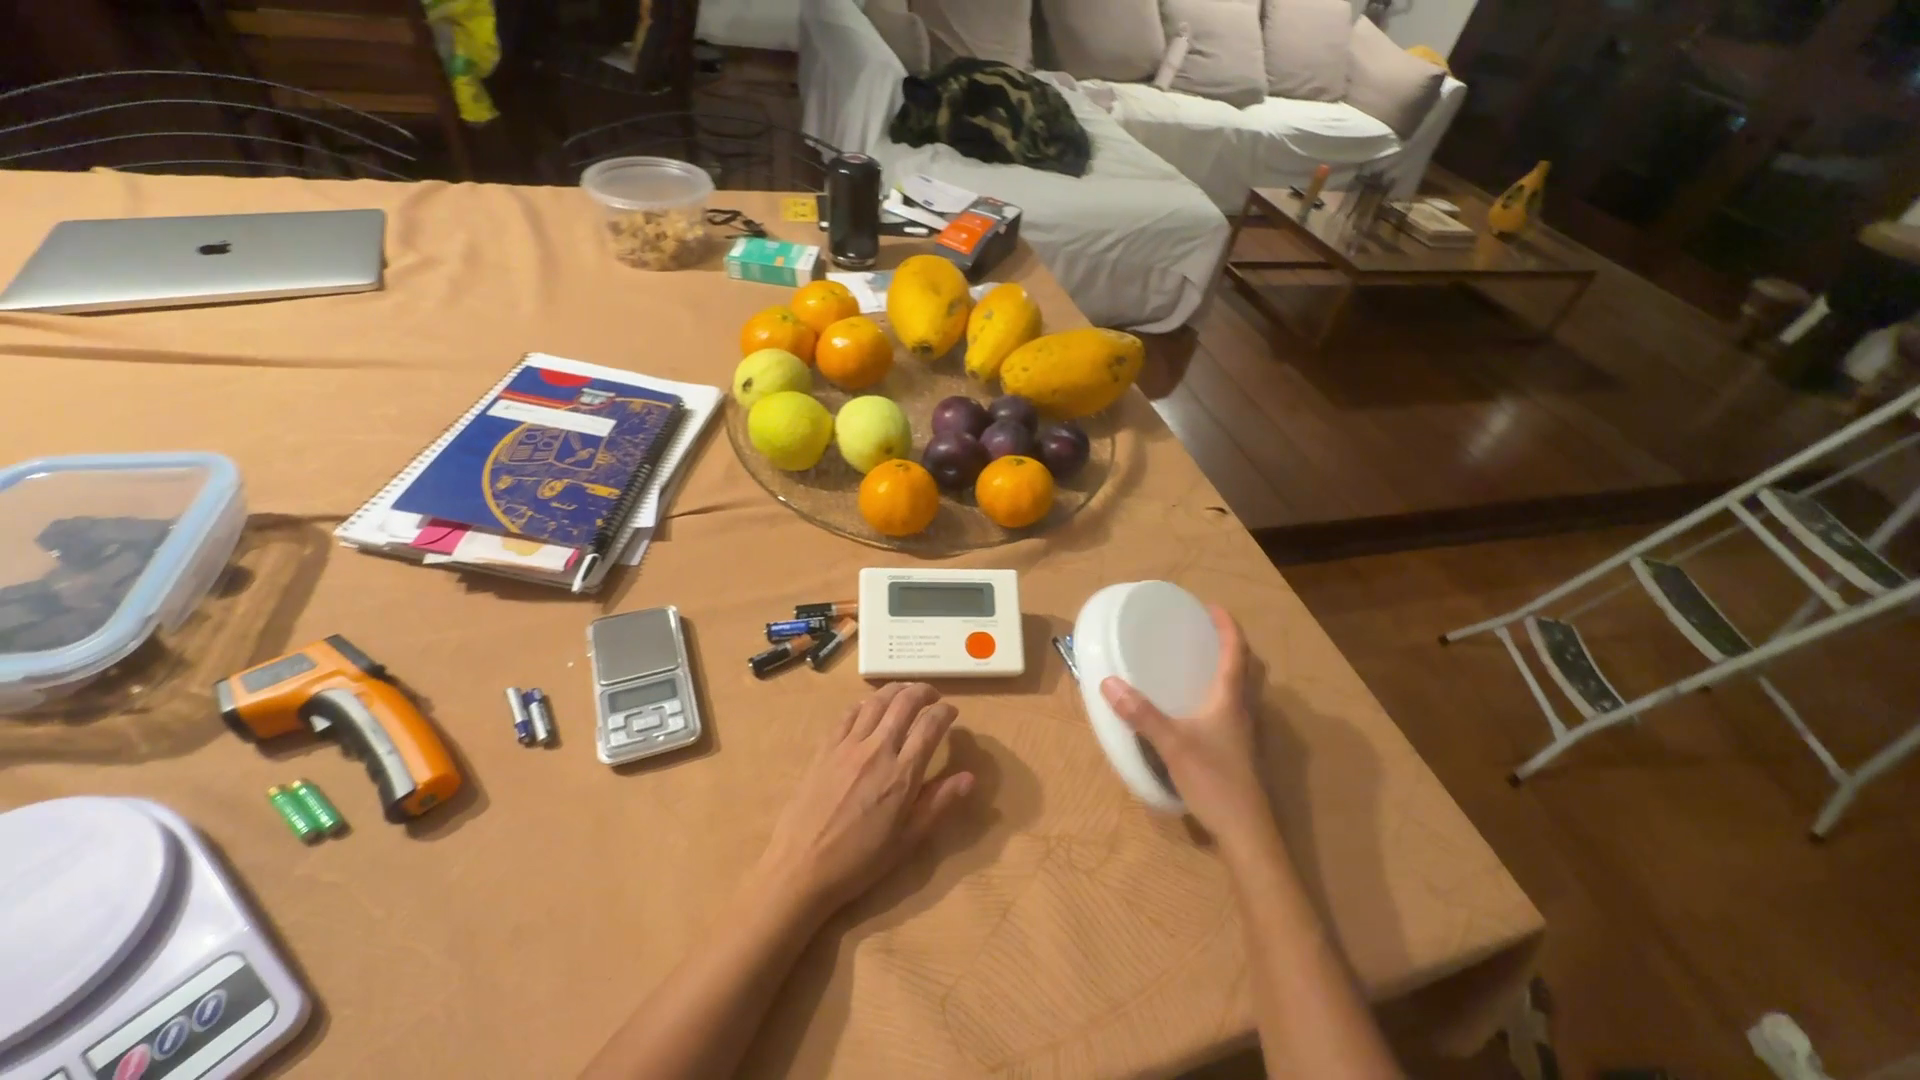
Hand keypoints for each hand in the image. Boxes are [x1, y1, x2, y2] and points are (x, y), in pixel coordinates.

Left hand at [756, 682, 975, 916]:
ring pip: (876, 702)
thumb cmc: (860, 860)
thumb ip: (938, 803)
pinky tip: (869, 708)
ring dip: (895, 690)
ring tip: (906, 693)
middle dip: (923, 691)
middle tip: (933, 696)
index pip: (930, 725)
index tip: (952, 713)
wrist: (801, 867)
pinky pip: (847, 714)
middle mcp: (876, 749)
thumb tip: (969, 777)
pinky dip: (864, 704)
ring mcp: (847, 746)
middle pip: (904, 703)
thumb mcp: (907, 840)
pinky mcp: (824, 749)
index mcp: (902, 773)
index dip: (945, 713)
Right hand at [1099, 606, 1270, 842]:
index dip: (1227, 626)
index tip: (1210, 607)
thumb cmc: (1215, 780)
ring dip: (1226, 670)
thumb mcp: (1173, 744)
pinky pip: (1232, 710)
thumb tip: (1109, 682)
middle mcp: (1243, 710)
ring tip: (1197, 665)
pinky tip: (1195, 709)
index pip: (1236, 651)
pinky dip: (1218, 696)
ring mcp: (1244, 732)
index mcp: (1231, 699)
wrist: (1245, 829)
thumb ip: (1142, 714)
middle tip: (1203, 633)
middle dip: (1229, 645)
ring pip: (1242, 690)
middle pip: (1246, 667)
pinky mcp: (1239, 751)